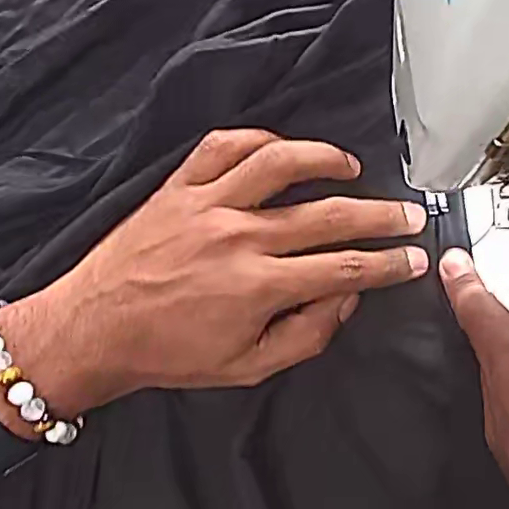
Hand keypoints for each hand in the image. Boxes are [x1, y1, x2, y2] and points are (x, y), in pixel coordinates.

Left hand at [0, 129, 428, 429]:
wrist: (95, 330)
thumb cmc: (168, 354)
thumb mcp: (248, 368)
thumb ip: (307, 335)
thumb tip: (345, 298)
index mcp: (259, 286)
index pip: (346, 266)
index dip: (389, 263)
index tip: (412, 258)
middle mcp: (239, 237)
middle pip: (330, 214)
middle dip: (381, 215)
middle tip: (408, 215)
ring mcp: (207, 205)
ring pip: (281, 164)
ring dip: (326, 160)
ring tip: (352, 169)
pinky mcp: (179, 188)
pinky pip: (223, 147)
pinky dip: (258, 140)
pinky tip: (280, 149)